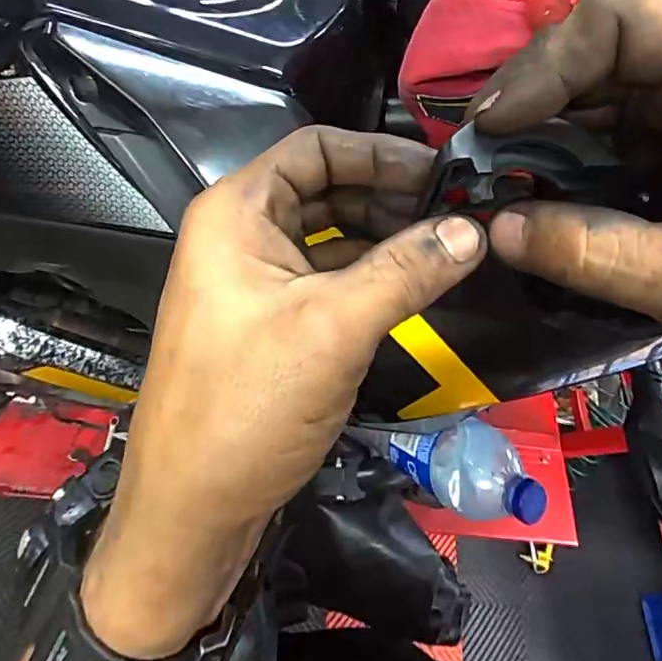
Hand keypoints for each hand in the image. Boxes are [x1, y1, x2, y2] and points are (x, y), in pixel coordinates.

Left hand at [80, 126, 486, 658]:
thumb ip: (406, 271)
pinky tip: (408, 282)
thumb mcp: (334, 328)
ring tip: (439, 246)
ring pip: (327, 231)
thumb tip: (471, 230)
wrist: (189, 512)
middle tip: (449, 213)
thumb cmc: (246, 407)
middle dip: (386, 194)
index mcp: (236, 211)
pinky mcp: (266, 315)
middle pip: (323, 186)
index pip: (315, 148)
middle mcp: (238, 232)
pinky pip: (323, 272)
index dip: (378, 153)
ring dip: (381, 233)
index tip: (437, 173)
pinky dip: (366, 270)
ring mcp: (251, 276)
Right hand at [473, 0, 661, 397]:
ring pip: (595, 96)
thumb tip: (494, 227)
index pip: (617, 14)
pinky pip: (610, 139)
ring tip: (501, 186)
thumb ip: (597, 254)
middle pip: (593, 49)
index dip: (546, 60)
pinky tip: (548, 205)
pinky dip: (567, 164)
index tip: (499, 126)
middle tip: (481, 163)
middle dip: (529, 100)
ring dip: (541, 136)